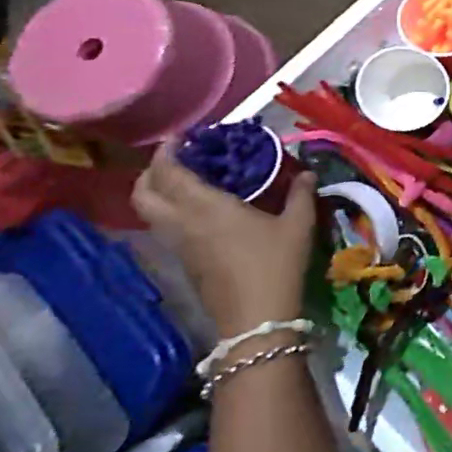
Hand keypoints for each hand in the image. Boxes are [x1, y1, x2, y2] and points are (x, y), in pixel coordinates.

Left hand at [133, 142, 318, 336]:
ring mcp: (178, 244)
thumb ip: (301, 194)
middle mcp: (182, 222)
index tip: (183, 136)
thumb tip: (307, 173)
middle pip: (144, 191)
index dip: (168, 151)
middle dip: (153, 170)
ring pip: (148, 210)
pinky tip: (198, 209)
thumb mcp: (298, 224)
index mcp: (206, 207)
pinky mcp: (183, 260)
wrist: (256, 315)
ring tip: (186, 180)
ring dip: (157, 190)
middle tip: (179, 157)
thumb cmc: (277, 263)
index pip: (170, 173)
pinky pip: (163, 225)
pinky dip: (169, 209)